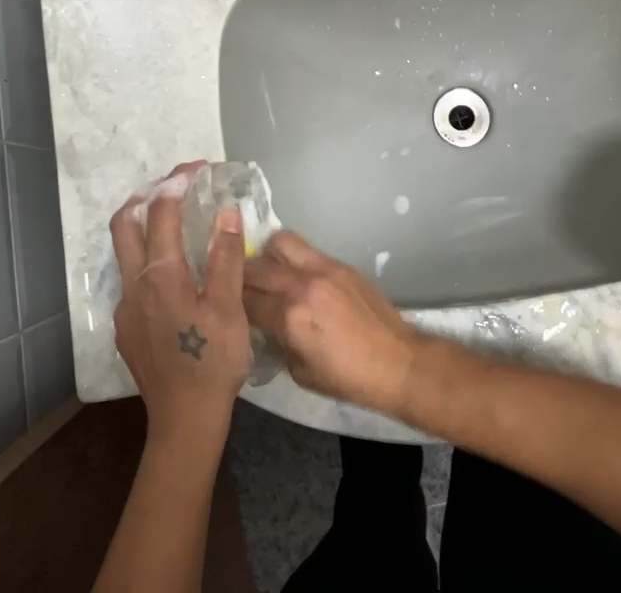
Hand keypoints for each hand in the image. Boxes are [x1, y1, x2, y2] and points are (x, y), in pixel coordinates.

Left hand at [110, 162, 251, 441]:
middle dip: (145, 197)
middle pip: (124, 225)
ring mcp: (125, 309)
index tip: (196, 169)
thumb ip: (225, 256)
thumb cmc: (213, 362)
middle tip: (173, 187)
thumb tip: (225, 212)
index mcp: (161, 275)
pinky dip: (147, 260)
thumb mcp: (229, 307)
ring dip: (143, 228)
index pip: (162, 213)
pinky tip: (173, 276)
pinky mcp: (126, 329)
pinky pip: (131, 281)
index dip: (177, 184)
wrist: (185, 419)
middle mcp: (134, 285)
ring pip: (124, 253)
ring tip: (174, 222)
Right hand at [243, 230, 424, 414]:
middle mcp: (302, 285)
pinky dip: (292, 258)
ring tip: (267, 272)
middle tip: (237, 286)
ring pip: (279, 243)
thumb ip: (277, 341)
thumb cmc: (347, 377)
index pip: (244, 299)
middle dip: (241, 277)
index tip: (223, 304)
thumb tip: (265, 324)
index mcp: (289, 317)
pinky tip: (294, 276)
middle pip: (255, 268)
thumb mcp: (299, 372)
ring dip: (266, 256)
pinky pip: (306, 250)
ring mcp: (323, 269)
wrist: (397, 361)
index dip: (230, 302)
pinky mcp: (340, 264)